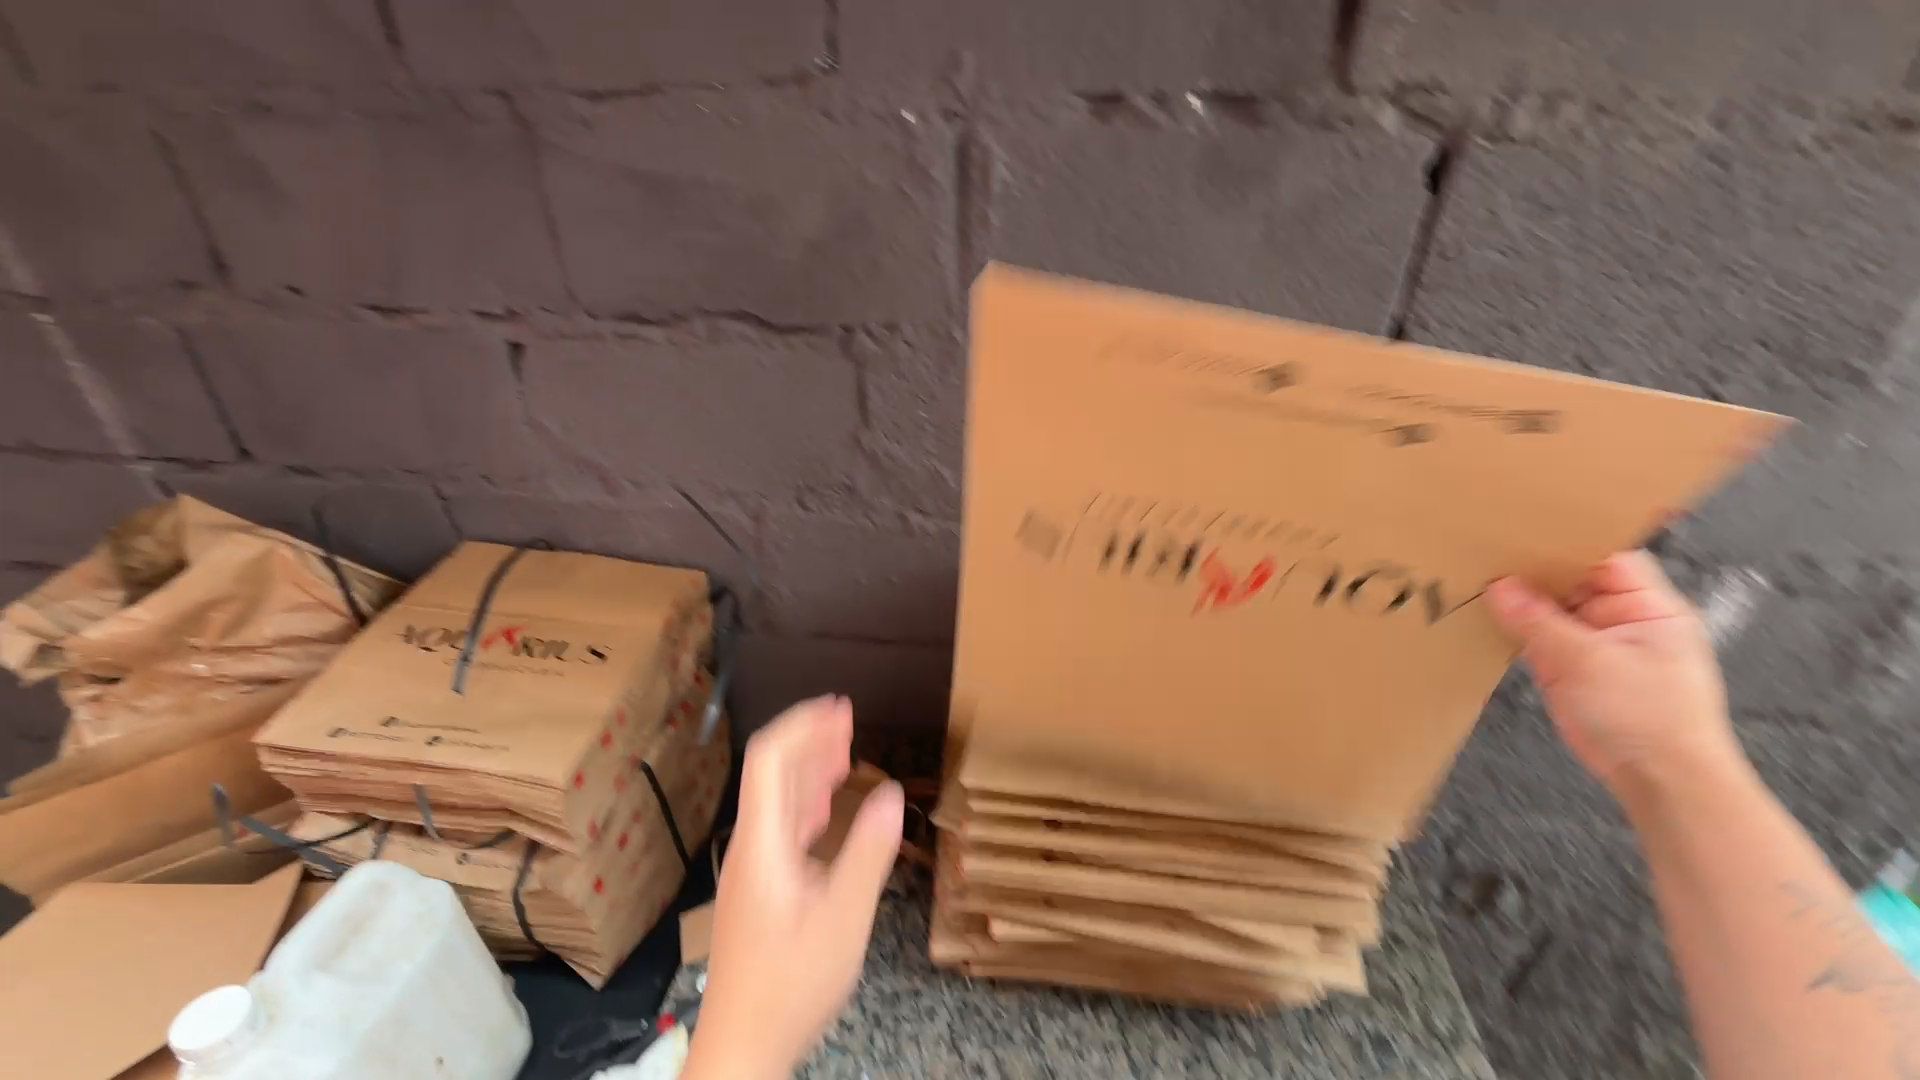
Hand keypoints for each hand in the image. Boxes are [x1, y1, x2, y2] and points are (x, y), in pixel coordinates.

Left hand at [682, 696, 903, 1079]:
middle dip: (811, 739)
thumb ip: (868, 853)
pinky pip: (783, 827)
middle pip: (774, 774)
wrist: (742, 1047)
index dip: (802, 725)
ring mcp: (754, 869)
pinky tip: (830, 806)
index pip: (771, 761)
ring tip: (846, 749)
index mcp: (763, 843)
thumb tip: (894, 794)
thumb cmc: (791, 986)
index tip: (839, 708)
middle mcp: (752, 847)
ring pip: (779, 801)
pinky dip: (809, 804)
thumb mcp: (843, 920)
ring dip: (811, 769)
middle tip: (850, 717)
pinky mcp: (762, 889)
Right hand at [1488, 551, 1746, 796]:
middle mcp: (1620, 618)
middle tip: (1482, 549)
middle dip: (1531, 568)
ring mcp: (1594, 643)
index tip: (1517, 528)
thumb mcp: (1588, 661)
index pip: (1605, 557)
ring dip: (1517, 599)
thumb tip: (1497, 585)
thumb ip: (1538, 621)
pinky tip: (1481, 614)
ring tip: (1472, 576)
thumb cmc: (1643, 714)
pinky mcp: (1570, 667)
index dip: (1565, 541)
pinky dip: (1513, 627)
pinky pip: (1537, 636)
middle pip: (1572, 579)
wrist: (1659, 780)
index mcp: (1647, 606)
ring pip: (1550, 609)